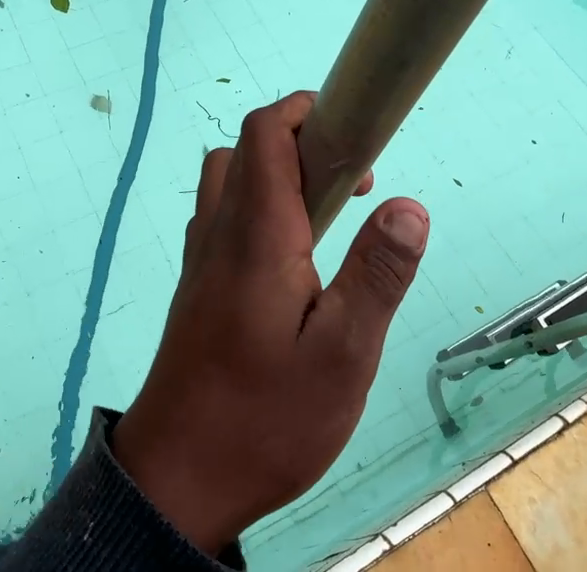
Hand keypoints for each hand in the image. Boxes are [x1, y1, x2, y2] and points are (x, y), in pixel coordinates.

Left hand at [111, 91, 429, 553]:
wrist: (178, 476)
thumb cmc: (266, 419)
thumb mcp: (343, 356)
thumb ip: (376, 276)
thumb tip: (408, 204)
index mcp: (256, 235)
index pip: (264, 134)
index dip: (304, 111)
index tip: (354, 133)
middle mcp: (218, 233)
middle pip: (244, 150)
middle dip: (299, 141)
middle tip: (351, 187)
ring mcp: (200, 259)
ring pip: (227, 182)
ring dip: (273, 176)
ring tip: (326, 223)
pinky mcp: (196, 287)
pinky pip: (221, 219)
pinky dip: (256, 209)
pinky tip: (290, 262)